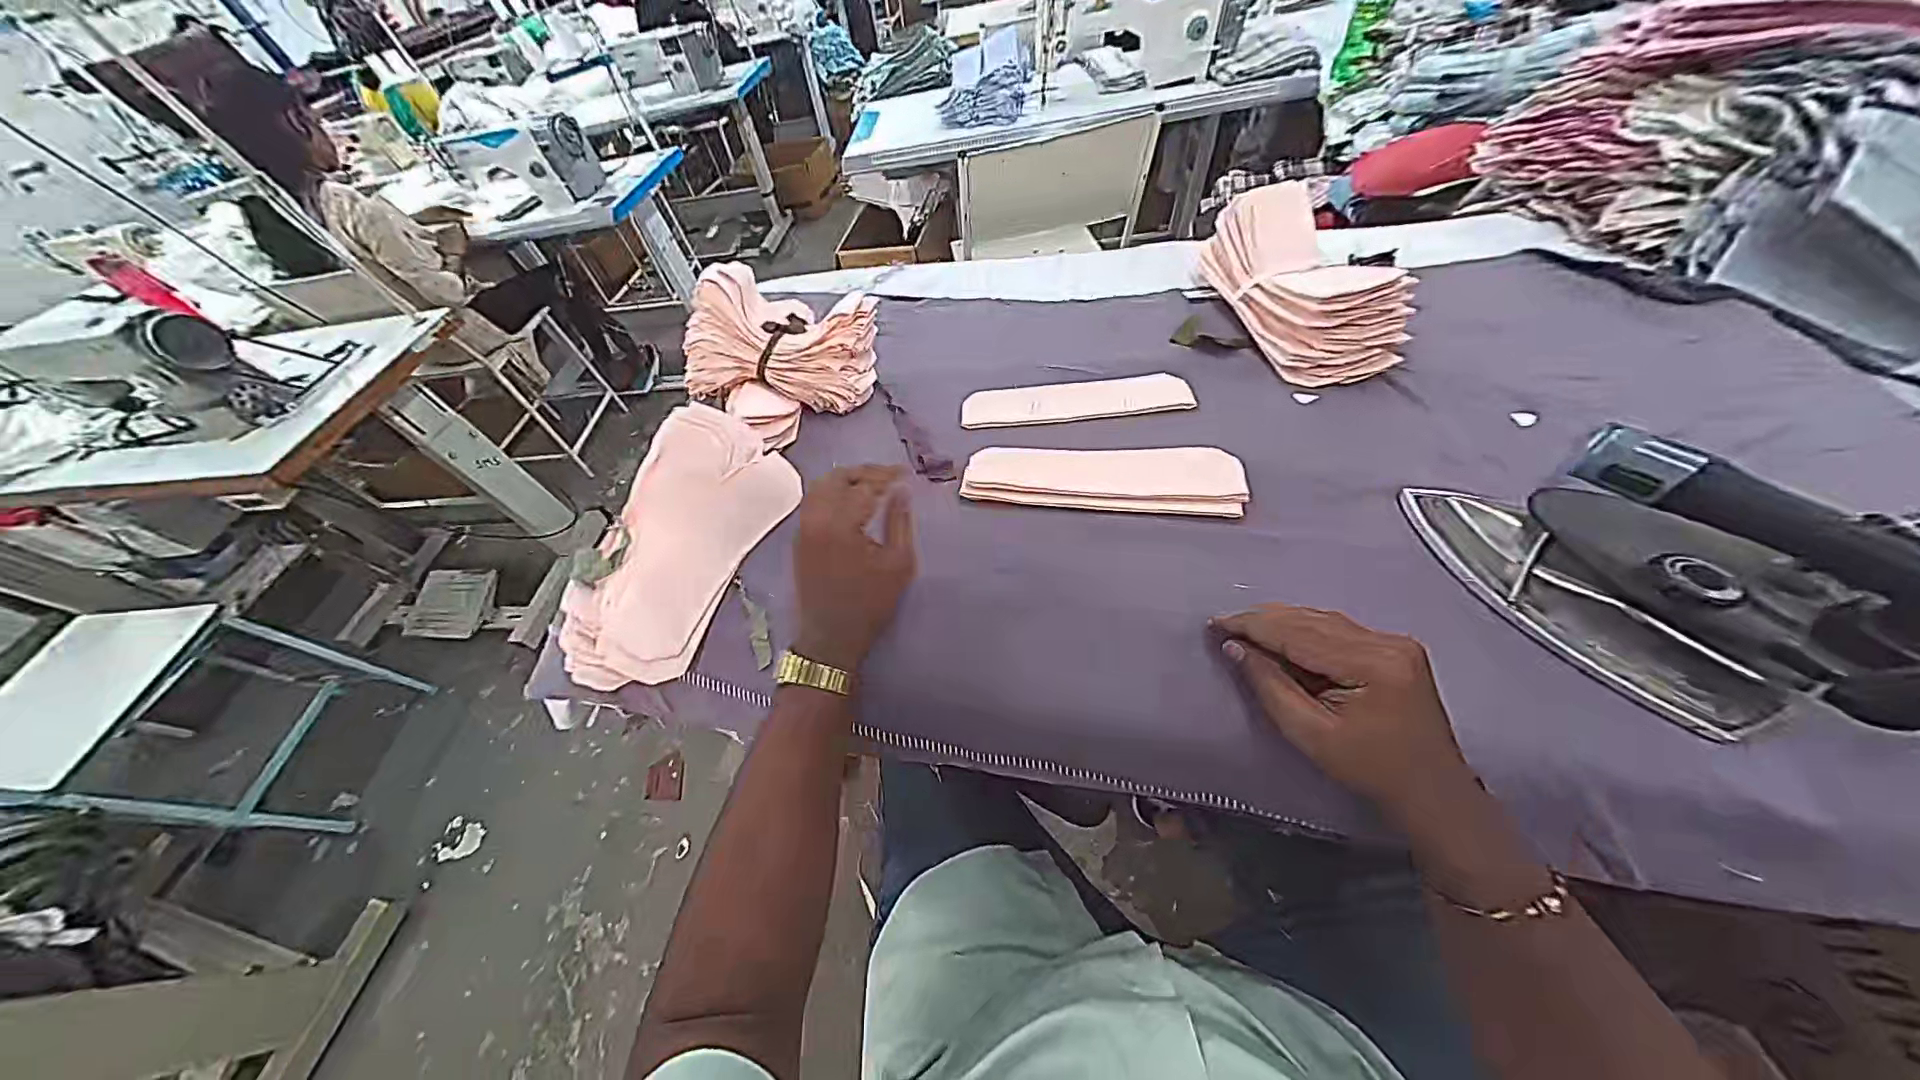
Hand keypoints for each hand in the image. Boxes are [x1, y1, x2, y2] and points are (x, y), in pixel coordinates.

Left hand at [792, 465, 915, 671]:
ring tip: (872, 486)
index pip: (864, 485)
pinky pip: (813, 501)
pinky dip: (833, 493)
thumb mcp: (898, 563)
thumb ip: (900, 521)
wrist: (831, 636)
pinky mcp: (799, 537)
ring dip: (847, 480)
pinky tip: (852, 502)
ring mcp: (802, 527)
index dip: (887, 477)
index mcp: (839, 523)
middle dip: (865, 472)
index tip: (905, 475)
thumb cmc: (869, 602)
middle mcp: (814, 518)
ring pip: (821, 487)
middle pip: (837, 478)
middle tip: (889, 477)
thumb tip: (902, 490)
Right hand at [1211, 604, 1476, 826]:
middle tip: (1222, 624)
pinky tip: (1279, 635)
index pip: (1298, 633)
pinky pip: (1336, 629)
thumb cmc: (1370, 769)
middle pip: (1309, 620)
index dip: (1252, 626)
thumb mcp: (1310, 733)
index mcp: (1373, 663)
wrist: (1431, 790)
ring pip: (1321, 620)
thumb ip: (1270, 685)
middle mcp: (1387, 642)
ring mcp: (1394, 642)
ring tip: (1242, 628)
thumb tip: (1235, 647)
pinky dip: (1303, 630)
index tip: (1215, 624)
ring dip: (1280, 623)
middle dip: (1262, 621)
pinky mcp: (1393, 648)